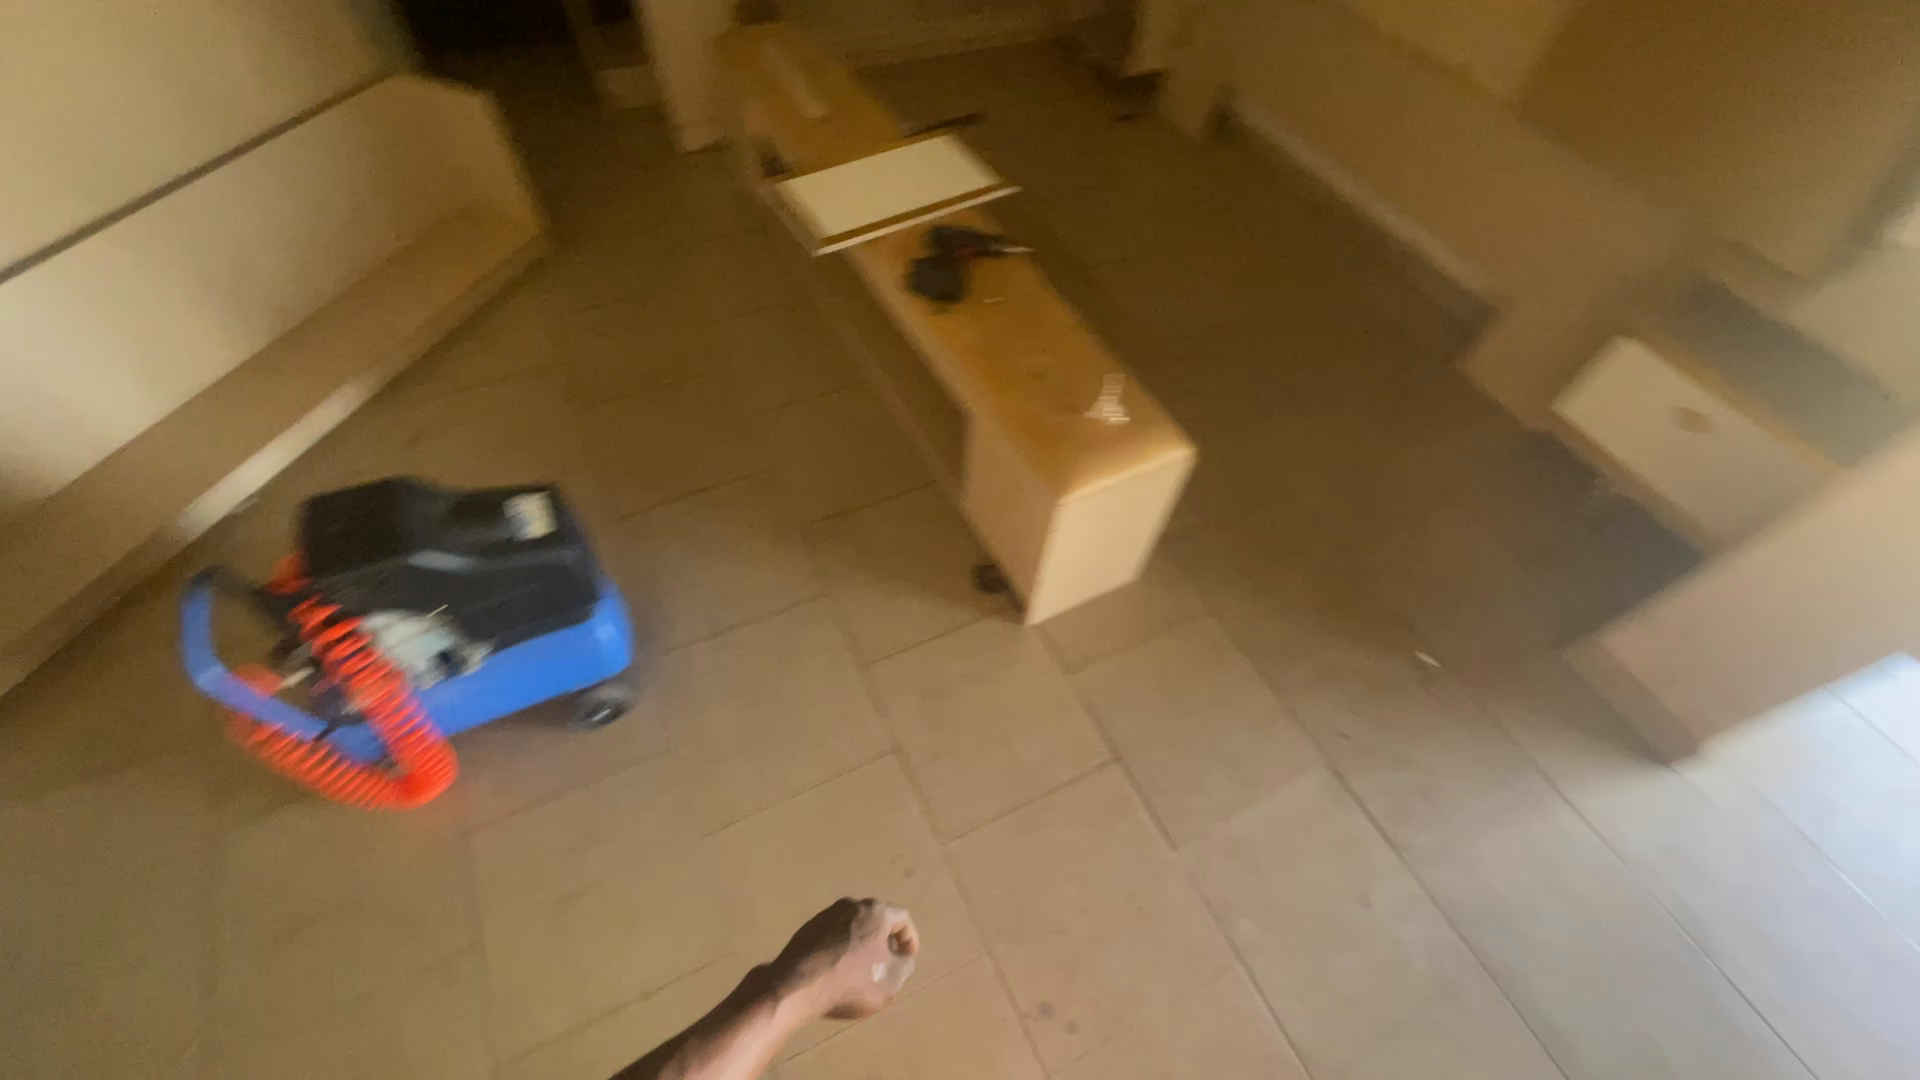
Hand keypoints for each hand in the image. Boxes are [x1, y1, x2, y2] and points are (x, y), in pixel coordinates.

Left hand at [769, 898, 918, 1019]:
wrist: (797, 986)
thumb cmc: (851, 981)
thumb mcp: (891, 981)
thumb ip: (905, 965)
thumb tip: (903, 956)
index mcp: (875, 911)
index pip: (902, 918)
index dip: (910, 939)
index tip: (908, 958)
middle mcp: (852, 904)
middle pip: (876, 920)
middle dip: (884, 941)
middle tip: (886, 963)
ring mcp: (826, 915)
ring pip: (853, 927)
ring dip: (861, 944)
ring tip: (860, 969)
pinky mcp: (807, 929)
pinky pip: (833, 936)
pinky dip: (840, 949)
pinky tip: (837, 970)